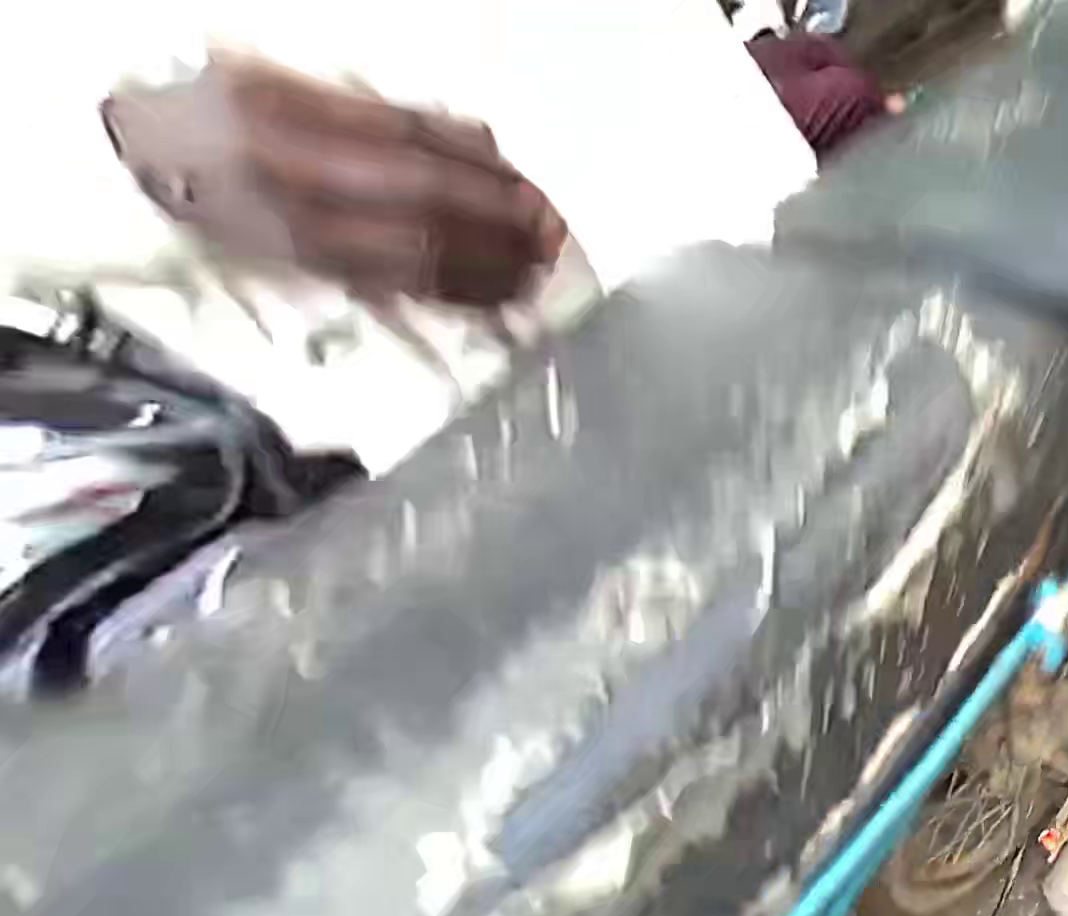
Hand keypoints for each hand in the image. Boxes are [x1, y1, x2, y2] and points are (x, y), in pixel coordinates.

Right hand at [101, 55, 565, 306]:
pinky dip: (471, 293)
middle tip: (552, 233)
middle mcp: (295, 172)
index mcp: (285, 109)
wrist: (133, 167)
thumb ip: (386, 114)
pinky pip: (413, 290)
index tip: (534, 189)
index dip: (485, 169)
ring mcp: (310, 231)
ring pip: (428, 253)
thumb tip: (486, 141)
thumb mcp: (289, 87)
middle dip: (504, 220)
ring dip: (499, 263)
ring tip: (543, 265)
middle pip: (429, 200)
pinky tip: (511, 294)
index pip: (412, 140)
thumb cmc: (225, 118)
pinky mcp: (326, 275)